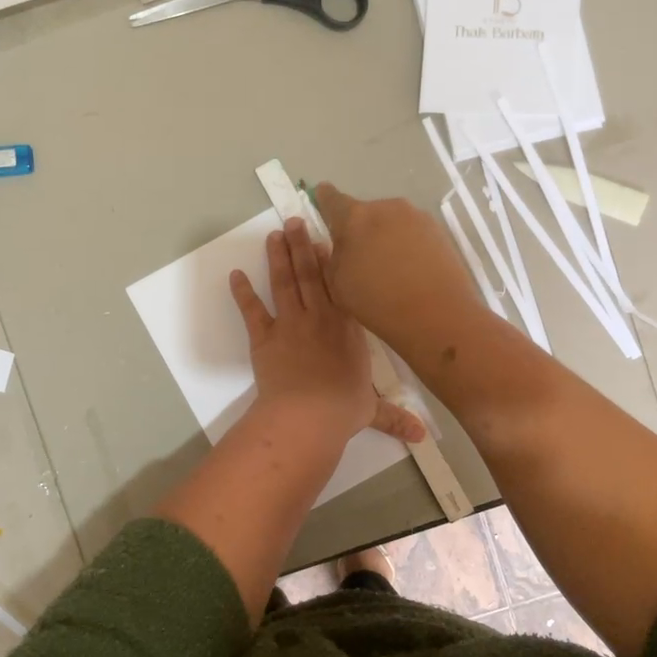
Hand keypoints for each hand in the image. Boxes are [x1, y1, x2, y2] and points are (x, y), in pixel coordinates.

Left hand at [229, 218, 425, 447]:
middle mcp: (321, 318)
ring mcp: (290, 325)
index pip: (341, 287)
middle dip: (303, 246)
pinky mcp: (264, 338)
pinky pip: (252, 311)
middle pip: (311, 275)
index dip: (333, 263)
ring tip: (274, 235)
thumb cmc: (342, 409)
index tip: (327, 240)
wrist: (307, 415)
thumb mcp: (371, 411)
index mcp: (349, 328)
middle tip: (294, 221)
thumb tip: (421, 435)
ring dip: (278, 258)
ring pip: (284, 284)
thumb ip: (394, 417)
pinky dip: (242, 293)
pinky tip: (235, 275)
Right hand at [310, 183, 489, 349]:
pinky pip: (412, 233)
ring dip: (384, 237)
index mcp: (354, 217)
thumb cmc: (376, 300)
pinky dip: (406, 246)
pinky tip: (409, 271)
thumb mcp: (337, 283)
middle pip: (364, 213)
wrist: (436, 313)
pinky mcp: (438, 230)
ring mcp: (416, 216)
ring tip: (388, 269)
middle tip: (359, 259)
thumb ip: (334, 256)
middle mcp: (386, 207)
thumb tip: (342, 243)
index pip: (331, 198)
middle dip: (359, 229)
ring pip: (390, 222)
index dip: (323, 199)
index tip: (320, 200)